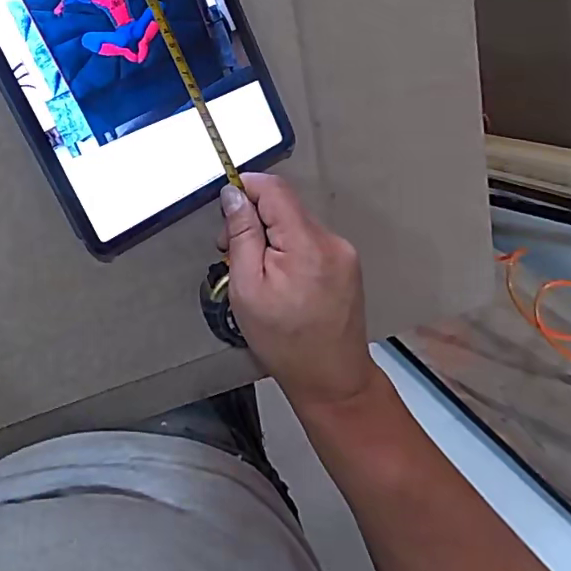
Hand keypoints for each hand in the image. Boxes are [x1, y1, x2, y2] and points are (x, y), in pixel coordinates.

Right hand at [219, 173, 378, 408]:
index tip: (224, 208)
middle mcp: (331, 241)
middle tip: (230, 250)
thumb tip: (233, 194)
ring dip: (268, 234)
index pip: (274, 189)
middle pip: (283, 204)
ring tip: (254, 269)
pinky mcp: (345, 263)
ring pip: (293, 221)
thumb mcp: (246, 286)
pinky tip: (276, 276)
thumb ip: (241, 234)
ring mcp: (342, 252)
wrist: (332, 382)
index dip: (245, 187)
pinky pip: (307, 238)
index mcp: (308, 244)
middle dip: (252, 218)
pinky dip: (285, 246)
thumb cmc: (283, 340)